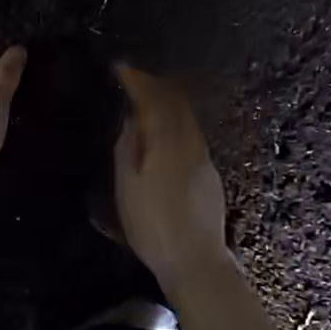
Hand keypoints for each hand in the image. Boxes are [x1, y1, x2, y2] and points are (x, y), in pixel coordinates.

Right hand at [113, 64, 230, 280]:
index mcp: (167, 145)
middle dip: (154, 86)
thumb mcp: (127, 188)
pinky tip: (164, 132)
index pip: (153, 100)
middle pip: (176, 103)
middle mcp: (190, 144)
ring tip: (145, 101)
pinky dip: (175, 121)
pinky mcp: (210, 173)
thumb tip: (131, 119)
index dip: (137, 81)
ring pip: (186, 118)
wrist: (196, 261)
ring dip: (166, 103)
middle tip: (133, 79)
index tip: (120, 68)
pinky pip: (191, 133)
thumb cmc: (153, 226)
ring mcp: (204, 159)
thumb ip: (128, 149)